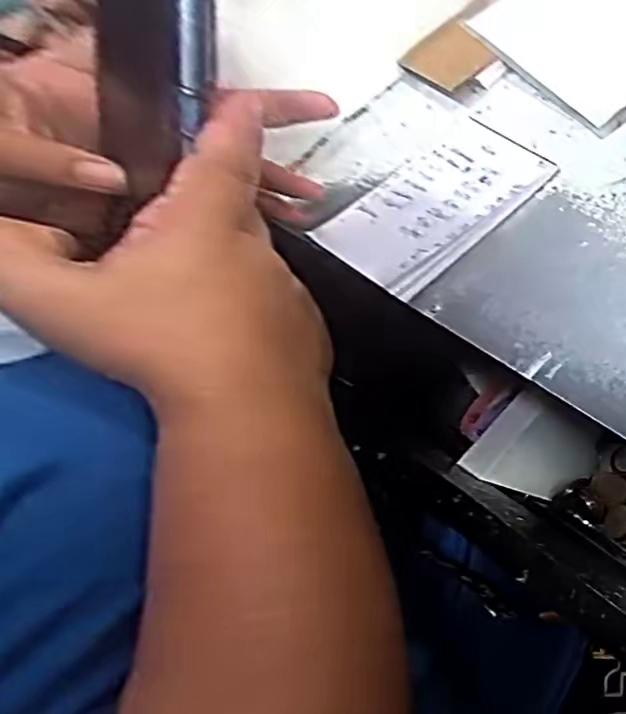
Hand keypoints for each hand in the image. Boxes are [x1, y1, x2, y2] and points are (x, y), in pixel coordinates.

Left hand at [0, 24, 335, 230]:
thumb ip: (40, 154)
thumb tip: (104, 175)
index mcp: (75, 93)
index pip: (157, 76)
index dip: (215, 84)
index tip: (263, 94)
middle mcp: (115, 126)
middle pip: (203, 122)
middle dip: (262, 129)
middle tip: (313, 117)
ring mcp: (134, 165)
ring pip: (211, 169)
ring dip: (261, 182)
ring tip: (303, 196)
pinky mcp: (139, 202)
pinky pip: (201, 206)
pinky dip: (239, 215)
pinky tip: (268, 224)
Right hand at [0, 95, 331, 413]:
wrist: (254, 412)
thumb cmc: (160, 348)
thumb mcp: (47, 290)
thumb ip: (6, 244)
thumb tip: (9, 226)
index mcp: (206, 226)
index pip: (221, 159)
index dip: (231, 124)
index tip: (243, 100)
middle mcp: (261, 255)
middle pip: (228, 212)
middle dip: (193, 207)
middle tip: (149, 230)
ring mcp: (292, 295)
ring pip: (246, 261)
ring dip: (210, 264)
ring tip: (171, 296)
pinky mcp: (308, 329)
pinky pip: (267, 301)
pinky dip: (237, 303)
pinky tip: (208, 329)